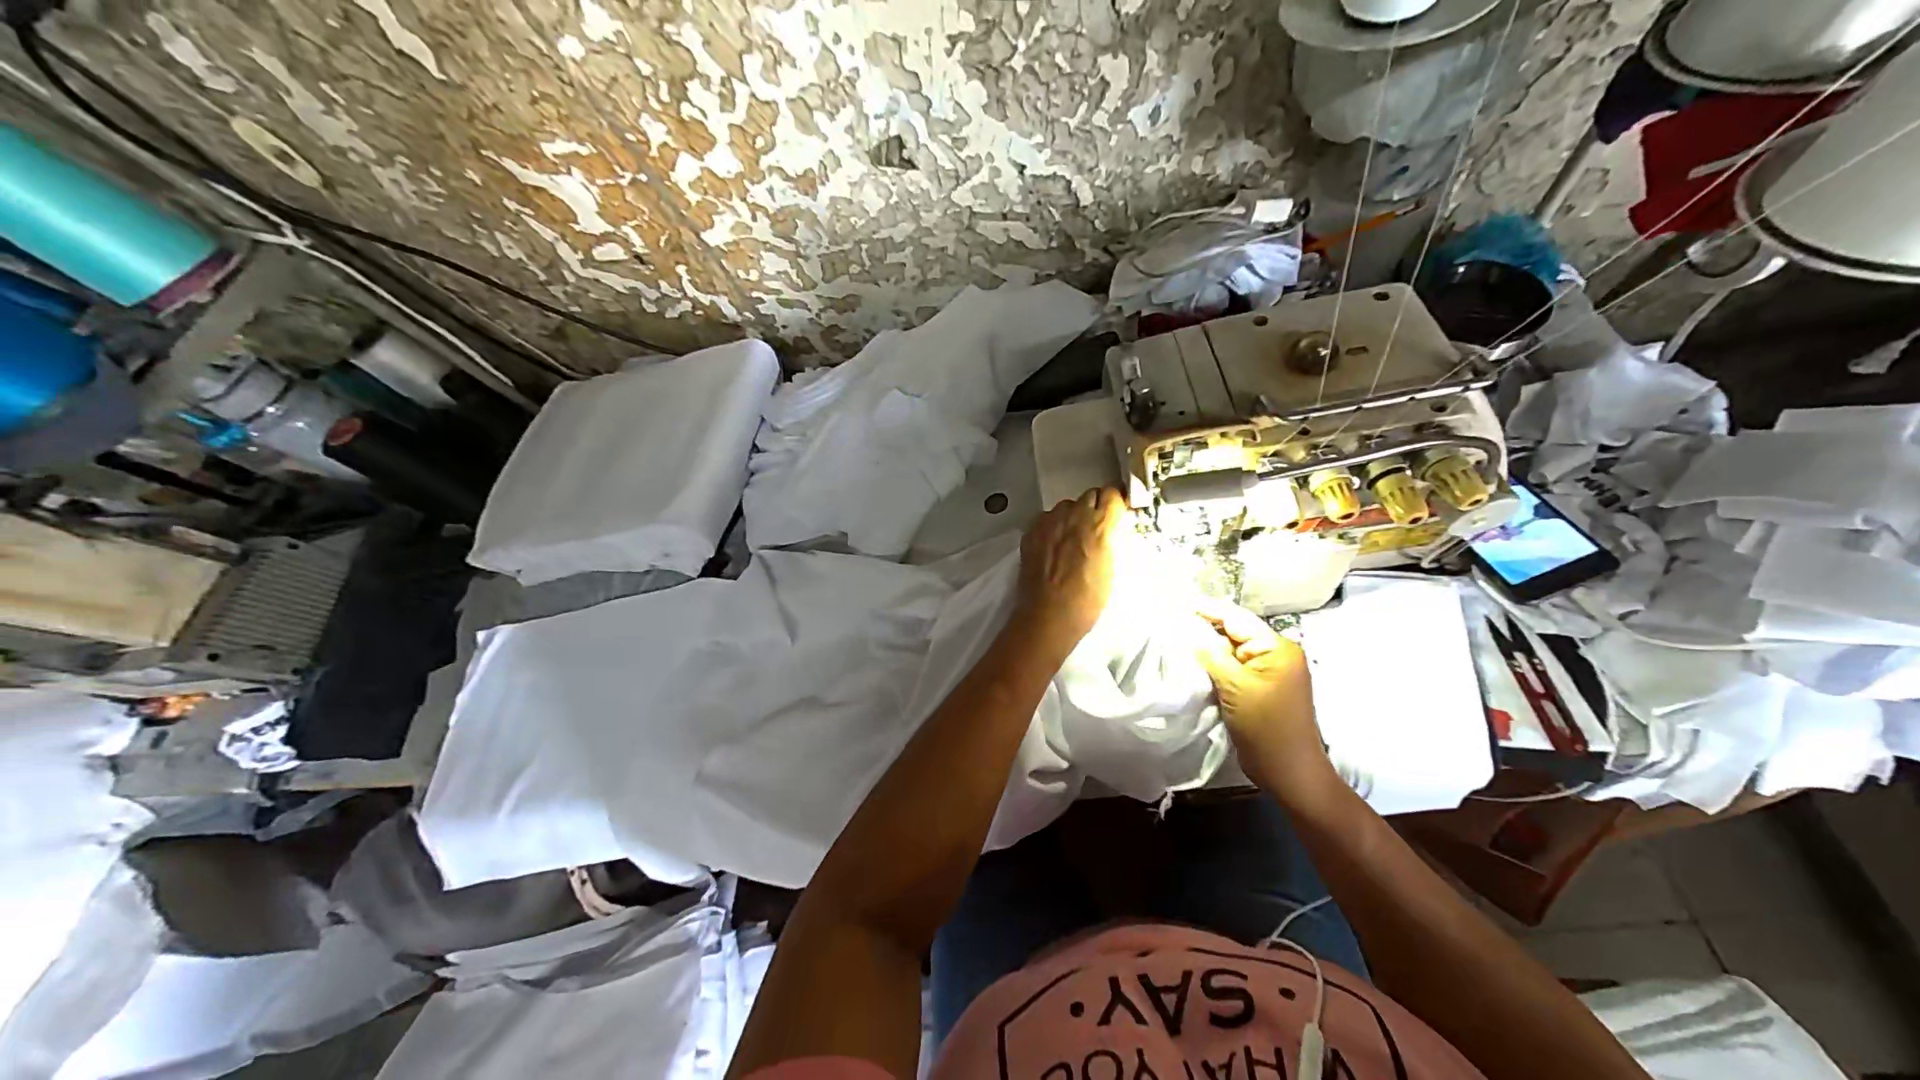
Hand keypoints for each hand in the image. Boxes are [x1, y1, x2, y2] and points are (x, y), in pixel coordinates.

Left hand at [1014, 487, 1125, 653]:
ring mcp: (1049, 522)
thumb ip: (1108, 541)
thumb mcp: (1111, 568)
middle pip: (1089, 496)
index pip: (1112, 493)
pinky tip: (1053, 545)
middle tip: (1095, 527)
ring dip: (1072, 515)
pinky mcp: (1030, 532)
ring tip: (1072, 537)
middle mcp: (1073, 516)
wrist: (1048, 616)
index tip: (1117, 512)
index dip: (1116, 503)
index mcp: (1099, 525)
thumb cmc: (1087, 600)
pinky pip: (1046, 519)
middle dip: (1095, 507)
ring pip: (1065, 506)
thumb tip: (1108, 532)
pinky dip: (1052, 526)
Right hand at [1193, 598, 1332, 793]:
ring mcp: (1268, 673)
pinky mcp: (1259, 690)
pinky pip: (1233, 670)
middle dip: (1204, 629)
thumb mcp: (1236, 687)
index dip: (1206, 610)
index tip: (1177, 605)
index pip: (1236, 618)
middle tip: (1170, 623)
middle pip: (1233, 633)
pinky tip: (1192, 666)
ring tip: (1175, 641)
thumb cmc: (1266, 727)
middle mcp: (1276, 655)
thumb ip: (1211, 655)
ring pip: (1230, 652)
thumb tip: (1188, 632)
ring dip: (1207, 650)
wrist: (1288, 772)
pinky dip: (1214, 667)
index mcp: (1277, 648)